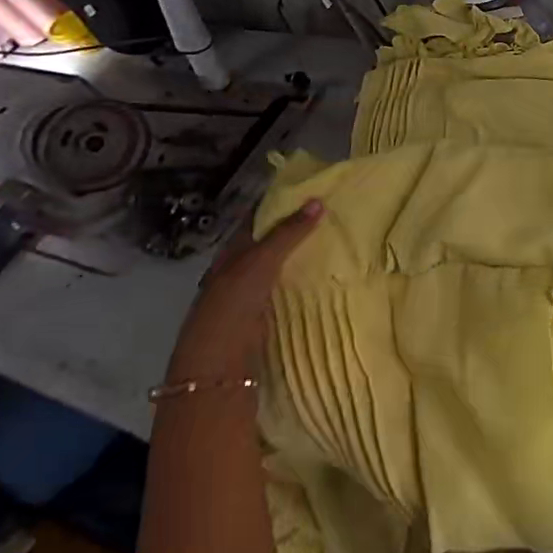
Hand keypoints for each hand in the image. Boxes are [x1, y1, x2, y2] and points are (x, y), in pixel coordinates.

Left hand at [167, 199, 324, 382]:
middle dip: (292, 231)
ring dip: (297, 258)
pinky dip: (299, 282)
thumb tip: (319, 200)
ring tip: (332, 244)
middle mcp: (235, 270)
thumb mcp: (261, 261)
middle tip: (329, 216)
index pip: (255, 220)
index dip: (278, 205)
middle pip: (266, 244)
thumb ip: (288, 233)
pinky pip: (283, 290)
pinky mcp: (259, 317)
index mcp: (230, 252)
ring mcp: (247, 295)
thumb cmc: (234, 302)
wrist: (220, 360)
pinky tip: (320, 279)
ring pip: (275, 268)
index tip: (309, 192)